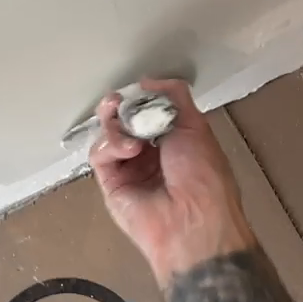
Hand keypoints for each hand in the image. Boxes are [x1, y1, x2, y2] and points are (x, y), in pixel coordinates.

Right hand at [88, 78, 254, 285]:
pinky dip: (110, 146)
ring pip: (108, 134)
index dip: (141, 98)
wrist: (191, 220)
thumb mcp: (196, 125)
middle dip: (118, 107)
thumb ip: (174, 96)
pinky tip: (128, 151)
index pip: (147, 110)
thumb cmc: (203, 177)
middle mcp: (151, 153)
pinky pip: (99, 154)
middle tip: (117, 101)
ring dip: (114, 125)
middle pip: (123, 119)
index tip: (139, 90)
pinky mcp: (111, 183)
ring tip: (127, 131)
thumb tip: (149, 81)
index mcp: (175, 140)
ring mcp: (129, 169)